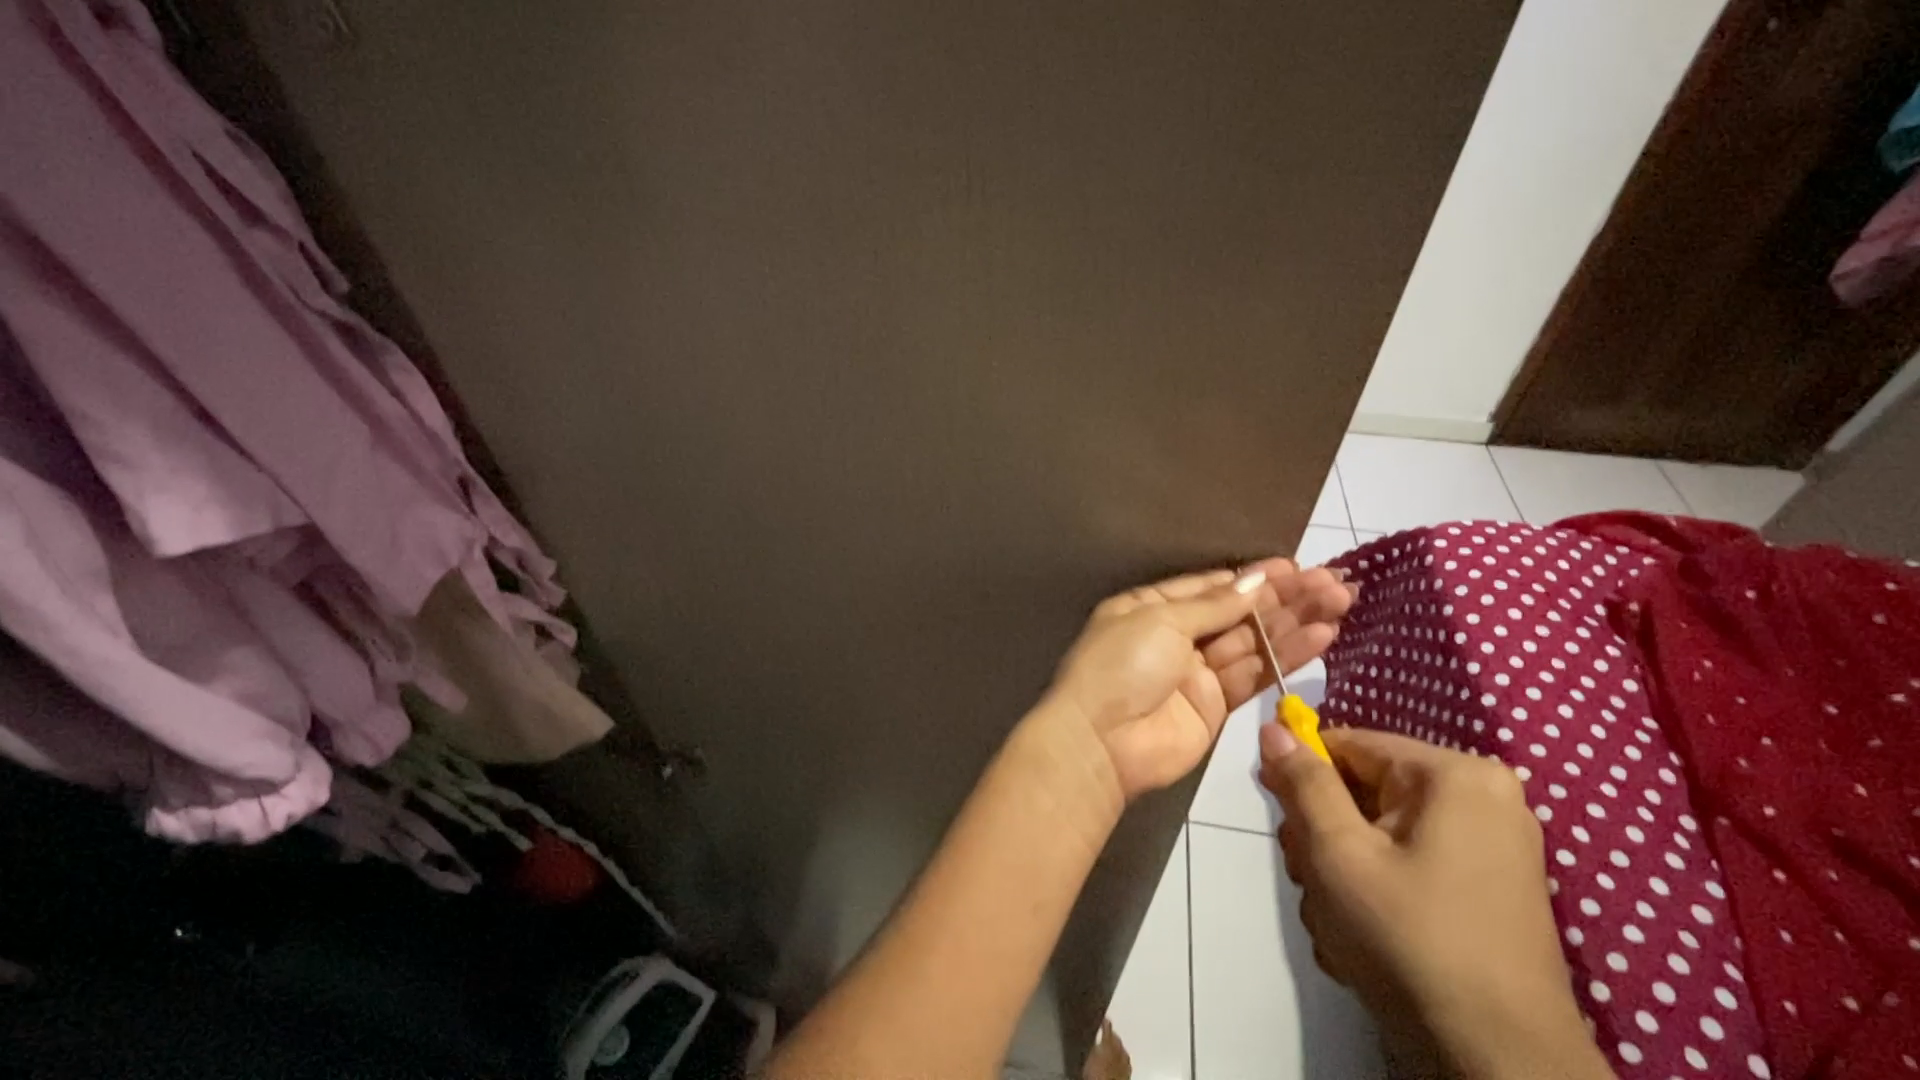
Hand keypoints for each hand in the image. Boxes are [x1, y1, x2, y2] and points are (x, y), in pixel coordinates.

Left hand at [1043, 558, 1351, 801]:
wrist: (1101, 743)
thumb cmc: (1120, 667)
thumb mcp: (1161, 620)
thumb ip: (1213, 605)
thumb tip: (1255, 580)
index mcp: (1151, 607)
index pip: (1211, 585)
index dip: (1253, 577)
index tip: (1297, 567)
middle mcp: (1176, 635)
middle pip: (1238, 612)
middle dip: (1285, 597)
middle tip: (1335, 582)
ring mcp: (1197, 671)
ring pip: (1254, 641)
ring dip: (1296, 622)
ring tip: (1342, 601)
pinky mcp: (1217, 705)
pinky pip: (1255, 674)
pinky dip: (1287, 656)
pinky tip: (1322, 636)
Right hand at [1260, 727, 1611, 1079]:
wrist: (1498, 1058)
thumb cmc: (1410, 939)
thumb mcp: (1338, 854)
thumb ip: (1304, 786)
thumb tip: (1275, 728)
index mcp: (1455, 775)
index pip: (1350, 745)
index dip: (1303, 777)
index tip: (1281, 822)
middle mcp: (1484, 798)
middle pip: (1366, 792)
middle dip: (1326, 837)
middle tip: (1316, 883)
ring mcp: (1494, 847)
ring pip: (1382, 834)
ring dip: (1346, 873)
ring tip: (1340, 922)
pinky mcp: (1492, 890)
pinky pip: (1412, 865)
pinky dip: (1381, 893)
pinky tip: (1369, 938)